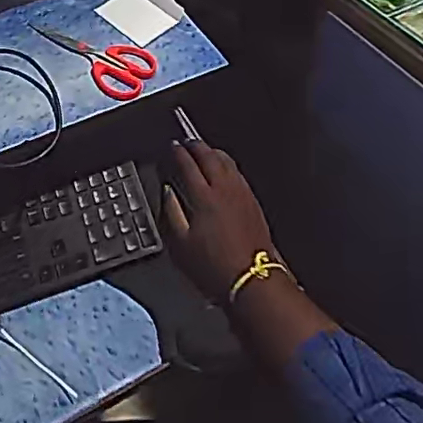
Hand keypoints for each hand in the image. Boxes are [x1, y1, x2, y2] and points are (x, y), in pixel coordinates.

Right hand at [163, 140, 278, 303]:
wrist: (253, 281)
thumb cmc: (216, 267)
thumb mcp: (182, 243)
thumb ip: (171, 212)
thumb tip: (168, 193)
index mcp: (204, 198)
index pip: (188, 165)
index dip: (178, 152)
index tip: (173, 146)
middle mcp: (225, 191)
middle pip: (210, 157)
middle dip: (196, 145)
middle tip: (187, 141)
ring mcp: (242, 196)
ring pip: (228, 162)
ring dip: (214, 151)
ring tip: (205, 149)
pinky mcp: (254, 204)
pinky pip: (239, 174)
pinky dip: (228, 164)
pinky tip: (224, 169)